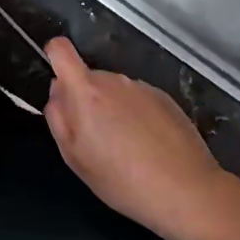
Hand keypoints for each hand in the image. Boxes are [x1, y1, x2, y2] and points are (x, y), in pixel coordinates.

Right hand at [43, 37, 239, 239]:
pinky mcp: (166, 98)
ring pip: (115, 90)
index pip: (61, 50)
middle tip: (95, 139)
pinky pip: (138, 100)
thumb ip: (58, 117)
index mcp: (86, 92)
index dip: (54, 57)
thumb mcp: (74, 157)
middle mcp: (115, 81)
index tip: (59, 84)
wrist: (185, 189)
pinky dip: (136, 116)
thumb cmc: (121, 179)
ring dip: (112, 110)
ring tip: (124, 148)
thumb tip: (57, 91)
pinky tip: (147, 146)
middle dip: (86, 100)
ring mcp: (143, 88)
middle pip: (89, 78)